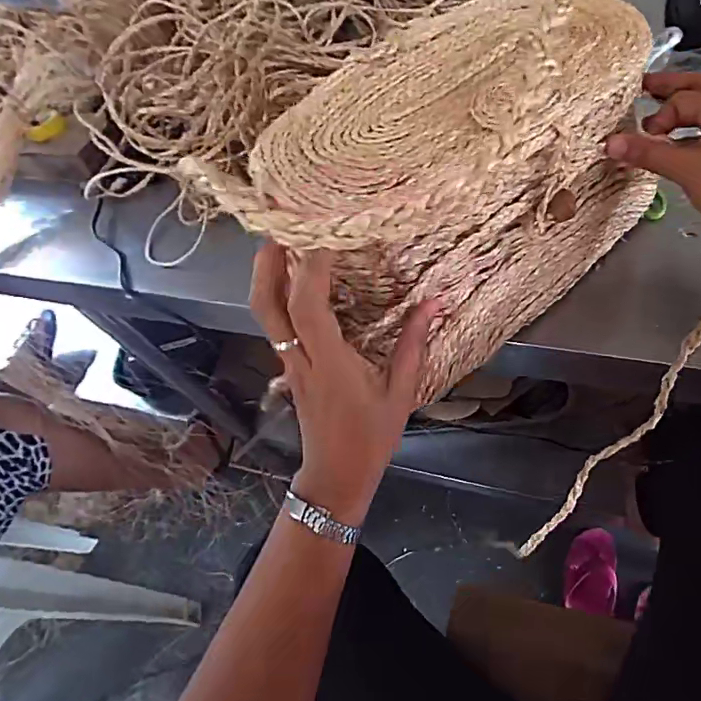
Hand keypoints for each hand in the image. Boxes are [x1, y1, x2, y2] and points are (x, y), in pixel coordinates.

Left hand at [249, 241, 439, 523]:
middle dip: (268, 261)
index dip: (310, 268)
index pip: (308, 308)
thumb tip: (435, 303)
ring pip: (265, 312)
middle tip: (281, 226)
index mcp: (329, 363)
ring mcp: (289, 362)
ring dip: (267, 274)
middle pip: (267, 304)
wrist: (336, 475)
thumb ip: (414, 345)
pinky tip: (295, 280)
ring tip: (282, 242)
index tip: (324, 234)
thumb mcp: (402, 392)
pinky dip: (278, 293)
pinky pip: (276, 323)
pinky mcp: (289, 366)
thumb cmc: (371, 437)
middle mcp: (301, 357)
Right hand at [605, 72, 700, 246]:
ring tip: (661, 116)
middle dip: (671, 87)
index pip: (681, 99)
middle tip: (645, 87)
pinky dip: (696, 125)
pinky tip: (684, 143)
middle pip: (700, 87)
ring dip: (685, 107)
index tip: (645, 139)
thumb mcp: (684, 170)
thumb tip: (609, 143)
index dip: (658, 117)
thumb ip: (647, 153)